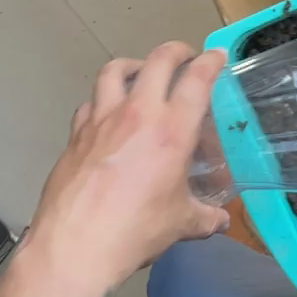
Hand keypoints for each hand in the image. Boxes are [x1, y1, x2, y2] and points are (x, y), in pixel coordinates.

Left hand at [20, 42, 230, 291]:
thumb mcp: (180, 224)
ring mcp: (102, 119)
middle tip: (184, 56)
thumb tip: (220, 221)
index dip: (210, 61)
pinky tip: (107, 114)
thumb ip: (204, 217)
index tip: (217, 55)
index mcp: (171, 130)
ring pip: (115, 70)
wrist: (75, 245)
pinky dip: (103, 99)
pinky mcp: (76, 133)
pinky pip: (91, 103)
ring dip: (133, 64)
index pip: (197, 80)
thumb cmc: (136, 231)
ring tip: (141, 72)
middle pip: (158, 60)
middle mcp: (138, 114)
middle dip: (176, 51)